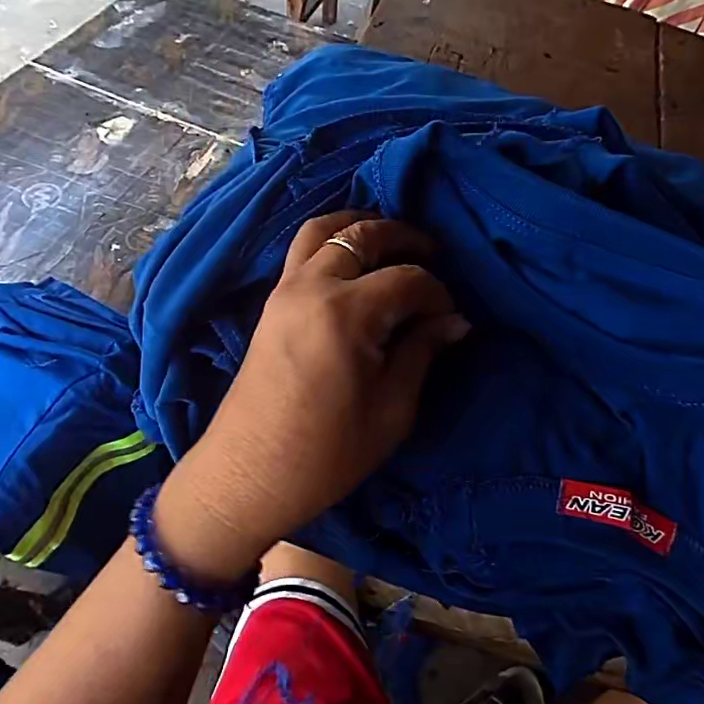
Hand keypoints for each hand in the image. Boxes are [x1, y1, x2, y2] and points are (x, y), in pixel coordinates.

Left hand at [153, 212, 469, 579]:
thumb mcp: (391, 410)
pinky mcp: (270, 305)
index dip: (437, 293)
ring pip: (321, 231)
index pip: (406, 279)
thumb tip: (453, 321)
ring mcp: (284, 292)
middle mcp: (311, 287)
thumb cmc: (327, 454)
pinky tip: (354, 265)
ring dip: (359, 227)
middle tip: (432, 251)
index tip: (450, 316)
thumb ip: (421, 353)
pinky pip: (301, 252)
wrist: (249, 476)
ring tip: (390, 244)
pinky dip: (331, 243)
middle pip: (361, 234)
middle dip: (402, 236)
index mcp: (346, 313)